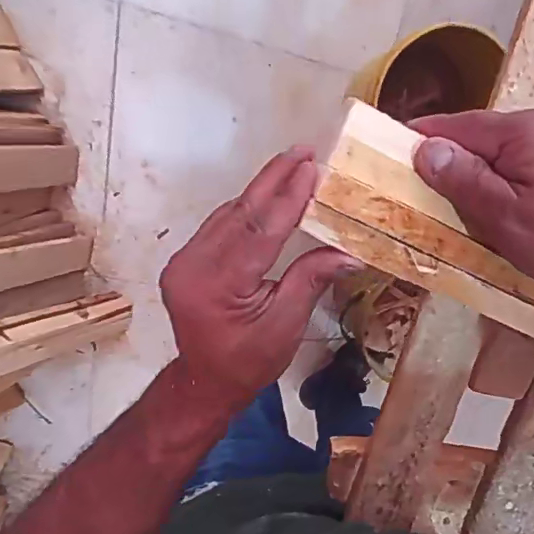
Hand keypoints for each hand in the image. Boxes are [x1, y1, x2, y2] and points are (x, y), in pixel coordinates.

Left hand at [161, 147, 357, 412]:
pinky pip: (219, 227)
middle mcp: (192, 266)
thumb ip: (310, 281)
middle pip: (239, 214)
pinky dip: (246, 211)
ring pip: (227, 216)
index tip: (311, 168)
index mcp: (217, 286)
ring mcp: (184, 262)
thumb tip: (349, 251)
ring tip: (291, 166)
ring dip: (260, 191)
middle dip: (272, 180)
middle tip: (302, 151)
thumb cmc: (248, 363)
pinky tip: (267, 197)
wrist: (205, 382)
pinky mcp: (186, 262)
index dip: (287, 198)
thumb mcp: (285, 328)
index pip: (258, 231)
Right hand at [409, 107, 533, 312]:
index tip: (388, 152)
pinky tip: (496, 204)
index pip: (457, 125)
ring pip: (501, 151)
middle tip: (418, 190)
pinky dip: (500, 179)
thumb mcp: (506, 217)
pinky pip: (523, 162)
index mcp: (525, 130)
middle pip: (479, 135)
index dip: (421, 138)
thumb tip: (425, 147)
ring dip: (474, 172)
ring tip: (453, 202)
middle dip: (447, 159)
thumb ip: (465, 180)